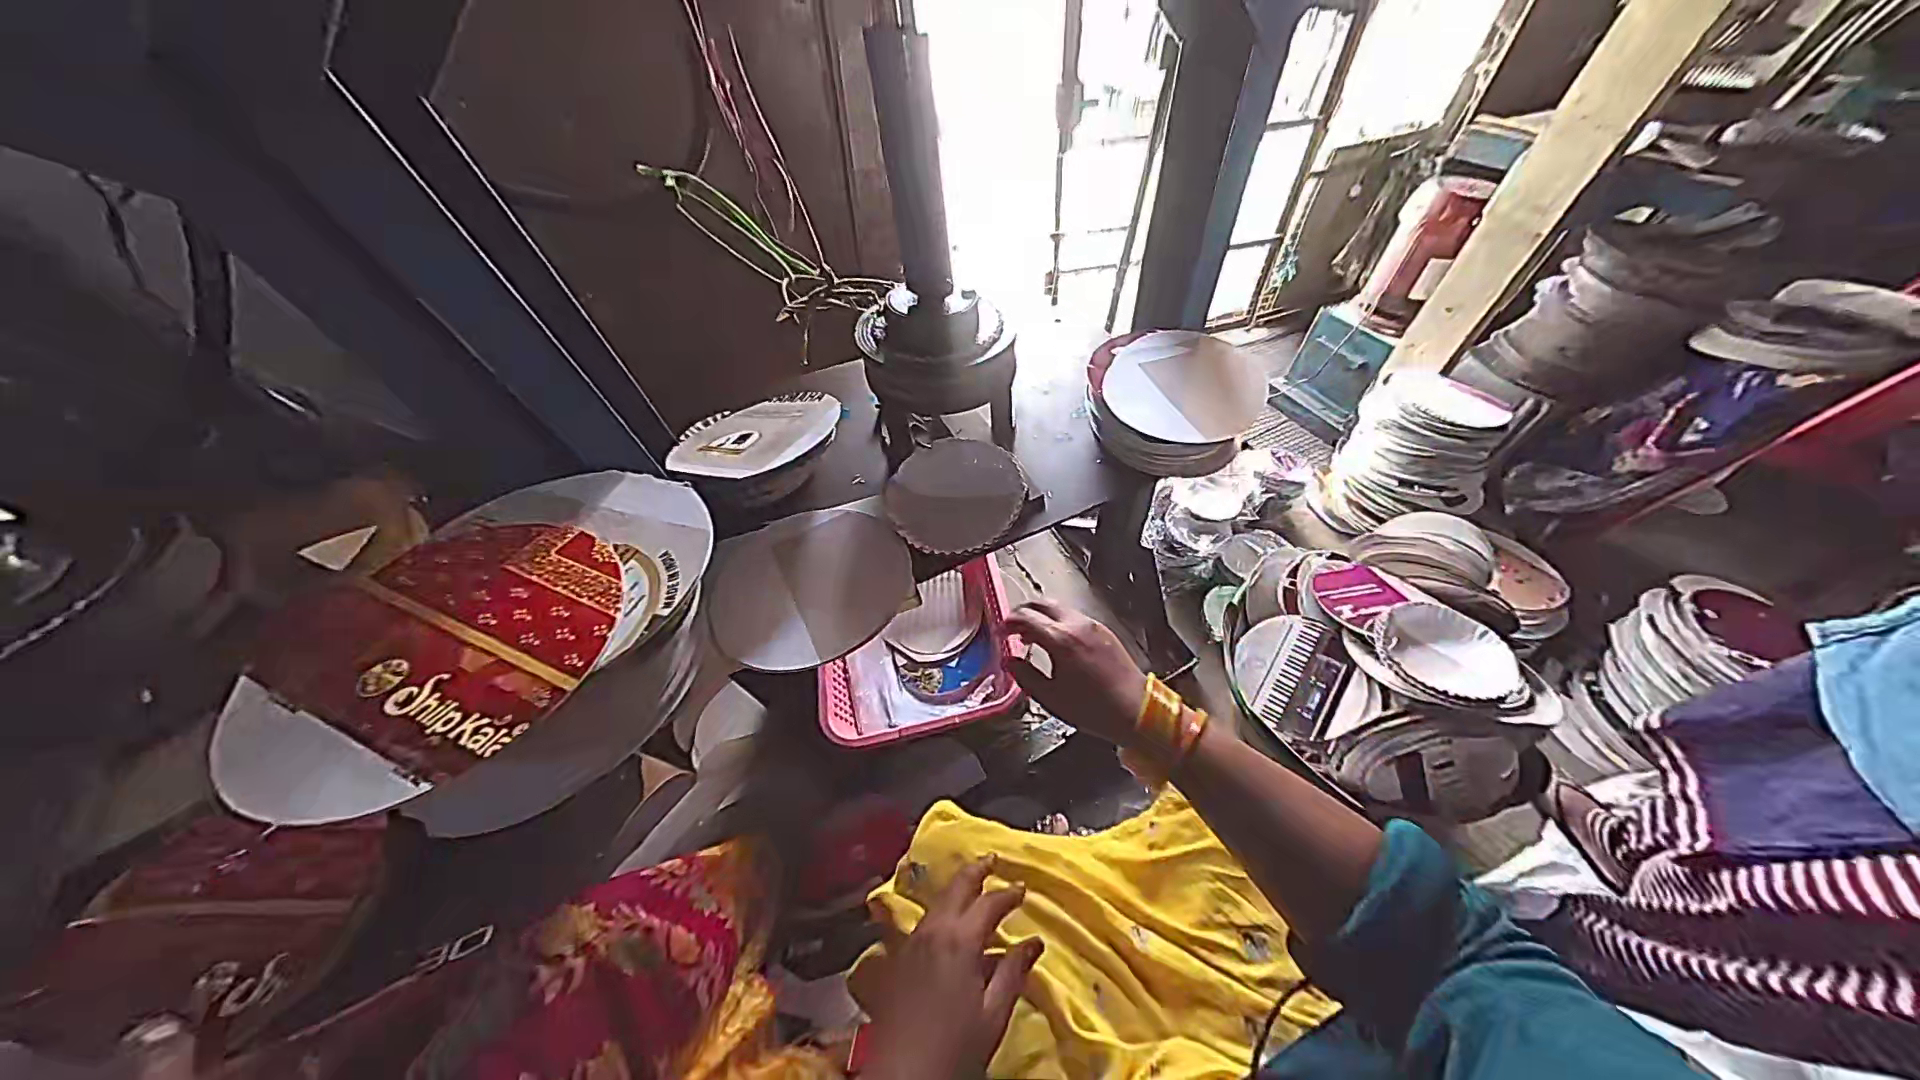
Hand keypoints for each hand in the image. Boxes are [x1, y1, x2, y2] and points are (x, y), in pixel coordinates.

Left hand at [862, 857, 1042, 1079]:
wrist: (901, 1078)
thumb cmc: (954, 1050)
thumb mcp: (993, 1015)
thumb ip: (1013, 973)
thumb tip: (1034, 942)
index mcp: (960, 941)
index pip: (989, 903)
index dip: (1009, 894)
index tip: (1023, 888)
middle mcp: (933, 931)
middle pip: (956, 888)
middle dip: (975, 871)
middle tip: (991, 860)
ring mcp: (911, 942)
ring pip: (937, 903)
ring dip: (956, 890)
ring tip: (972, 887)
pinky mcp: (897, 958)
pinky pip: (923, 923)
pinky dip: (940, 913)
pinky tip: (947, 924)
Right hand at [1005, 599, 1147, 747]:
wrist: (1136, 711)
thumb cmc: (1095, 708)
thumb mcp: (1050, 697)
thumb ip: (1025, 675)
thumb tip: (1011, 662)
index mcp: (1060, 640)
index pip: (1025, 618)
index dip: (1008, 623)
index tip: (1002, 631)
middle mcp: (1077, 626)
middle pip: (1041, 604)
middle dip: (1023, 613)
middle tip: (1013, 628)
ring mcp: (1092, 626)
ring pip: (1059, 609)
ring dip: (1042, 617)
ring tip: (1034, 637)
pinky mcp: (1103, 631)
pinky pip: (1074, 618)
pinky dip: (1058, 623)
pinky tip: (1056, 643)